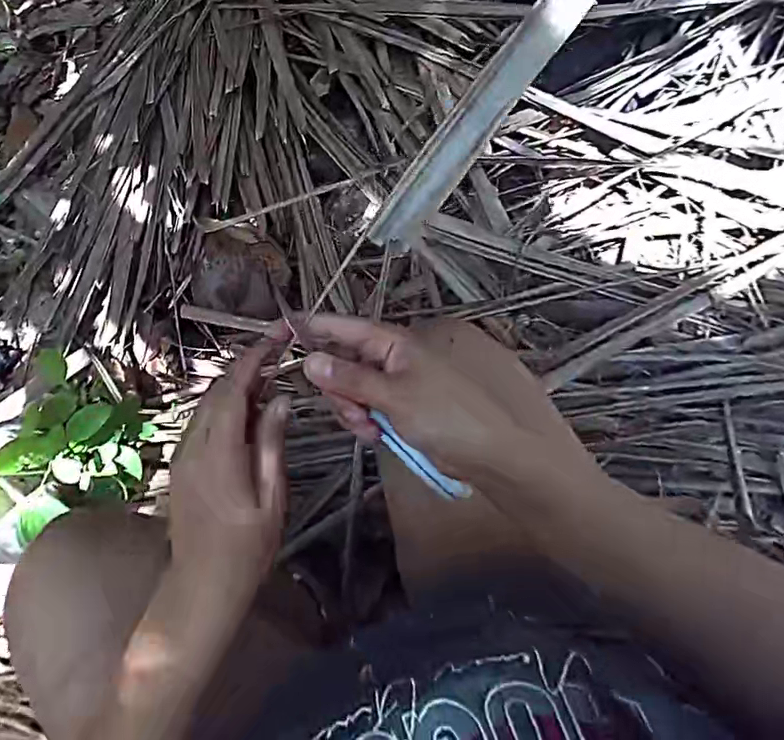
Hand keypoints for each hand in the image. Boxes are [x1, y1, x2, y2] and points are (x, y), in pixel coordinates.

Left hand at [167, 334, 290, 603]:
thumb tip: (280, 400)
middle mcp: (194, 444)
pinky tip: (247, 410)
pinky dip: (225, 405)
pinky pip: (202, 420)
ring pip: (207, 403)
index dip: (254, 359)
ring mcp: (183, 452)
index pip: (233, 390)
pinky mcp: (180, 461)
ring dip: (236, 385)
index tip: (275, 338)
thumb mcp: (271, 499)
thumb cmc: (245, 550)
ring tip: (269, 377)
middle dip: (247, 366)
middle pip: (217, 390)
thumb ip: (271, 444)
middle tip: (277, 354)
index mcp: (219, 452)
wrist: (200, 586)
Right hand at [295, 315, 600, 494]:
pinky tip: (378, 435)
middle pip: (345, 362)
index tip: (282, 328)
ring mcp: (401, 383)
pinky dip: (369, 420)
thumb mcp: (393, 397)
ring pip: (356, 388)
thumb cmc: (451, 418)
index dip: (313, 326)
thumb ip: (349, 378)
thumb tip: (311, 359)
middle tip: (350, 411)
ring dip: (354, 409)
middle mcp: (395, 357)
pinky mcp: (407, 407)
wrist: (501, 457)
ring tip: (370, 429)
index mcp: (395, 343)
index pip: (343, 327)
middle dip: (339, 387)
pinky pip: (373, 406)